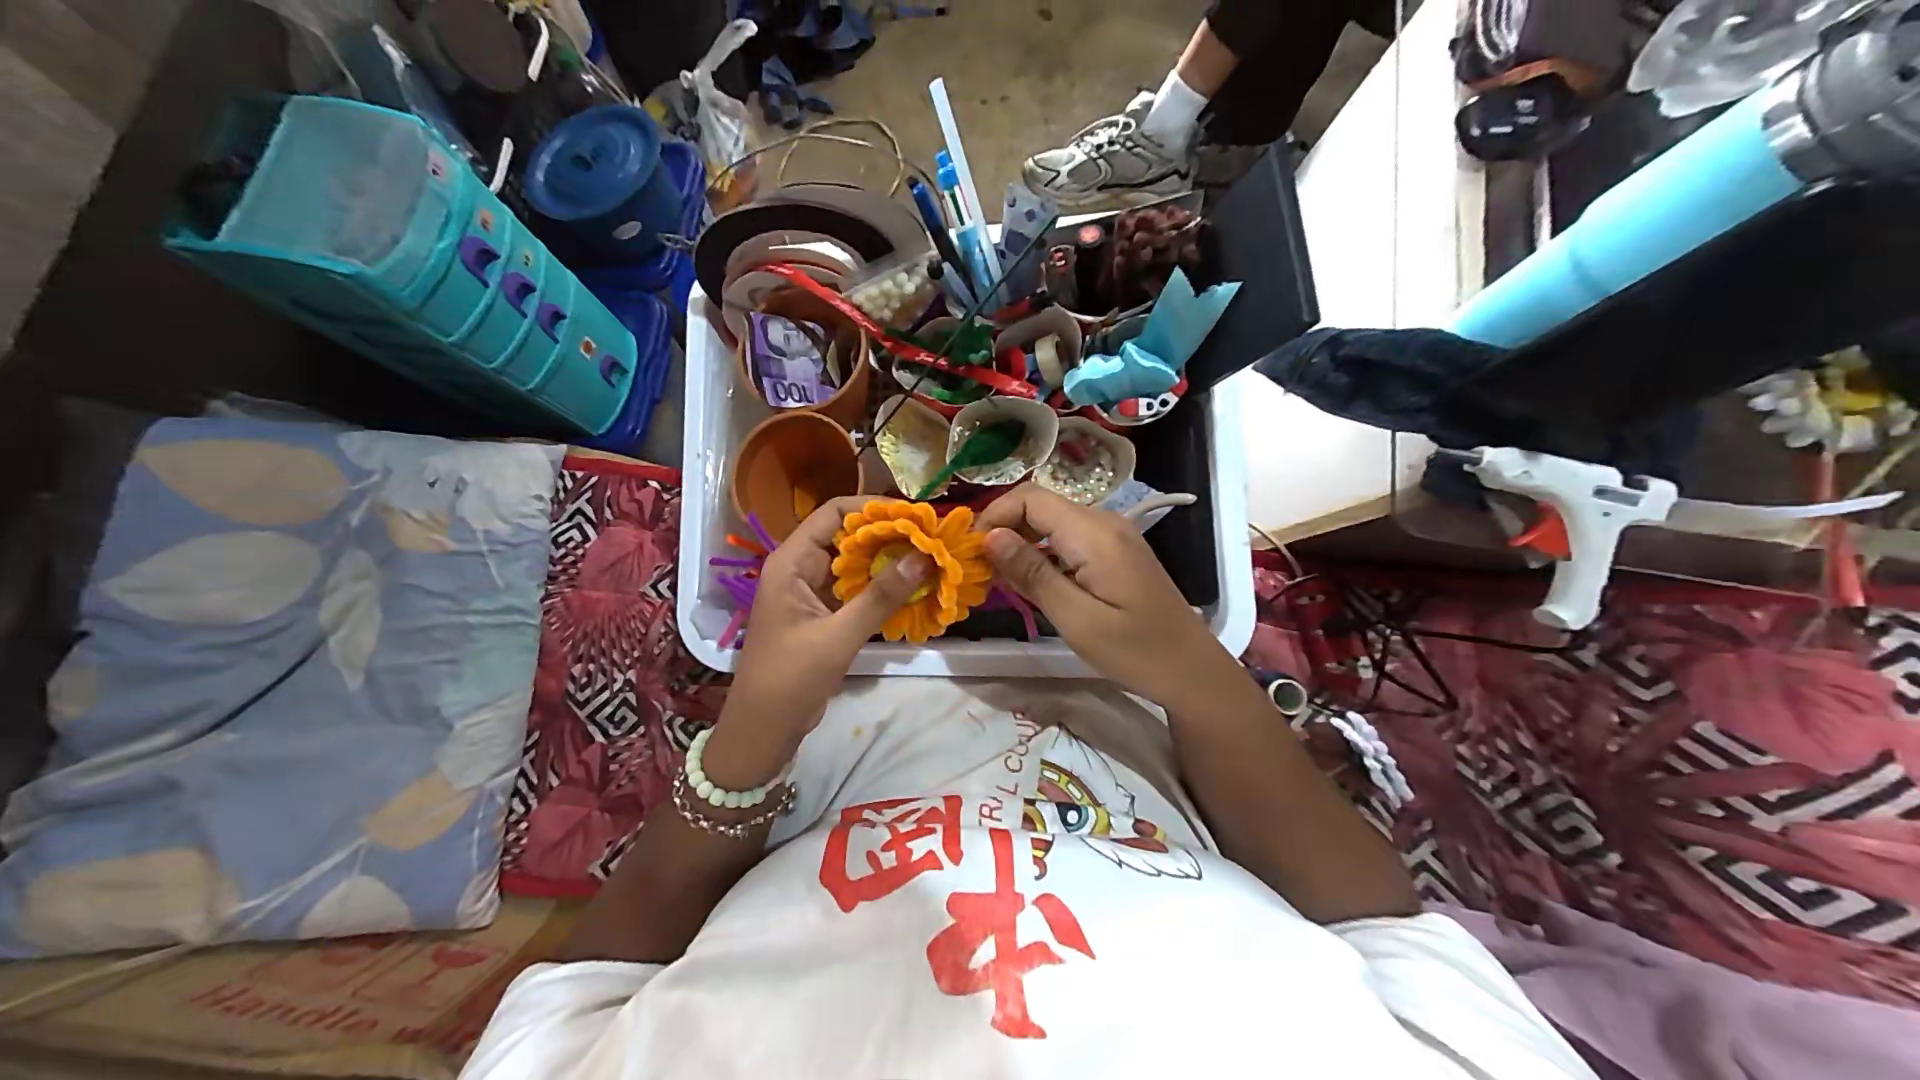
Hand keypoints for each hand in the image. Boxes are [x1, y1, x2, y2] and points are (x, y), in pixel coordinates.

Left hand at [723, 495, 931, 743]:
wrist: (763, 729)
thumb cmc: (790, 678)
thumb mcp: (838, 637)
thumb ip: (880, 596)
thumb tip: (922, 556)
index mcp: (791, 562)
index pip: (833, 513)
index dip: (873, 508)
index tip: (915, 516)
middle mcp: (800, 568)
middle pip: (847, 535)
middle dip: (888, 535)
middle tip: (931, 539)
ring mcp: (811, 592)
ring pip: (854, 563)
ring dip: (887, 562)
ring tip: (928, 560)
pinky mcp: (823, 615)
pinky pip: (855, 589)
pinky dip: (881, 588)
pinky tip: (912, 591)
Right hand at [977, 484, 1238, 708]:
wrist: (1191, 669)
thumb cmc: (1135, 651)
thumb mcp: (1077, 619)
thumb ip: (1032, 574)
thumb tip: (990, 536)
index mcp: (1095, 533)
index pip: (1031, 498)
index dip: (995, 516)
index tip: (972, 552)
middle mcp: (1104, 522)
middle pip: (1041, 505)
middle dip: (1004, 529)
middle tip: (981, 569)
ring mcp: (1113, 535)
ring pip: (1053, 521)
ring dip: (1022, 542)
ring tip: (1000, 579)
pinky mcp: (1116, 551)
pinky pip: (1069, 538)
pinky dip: (1043, 553)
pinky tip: (1032, 582)